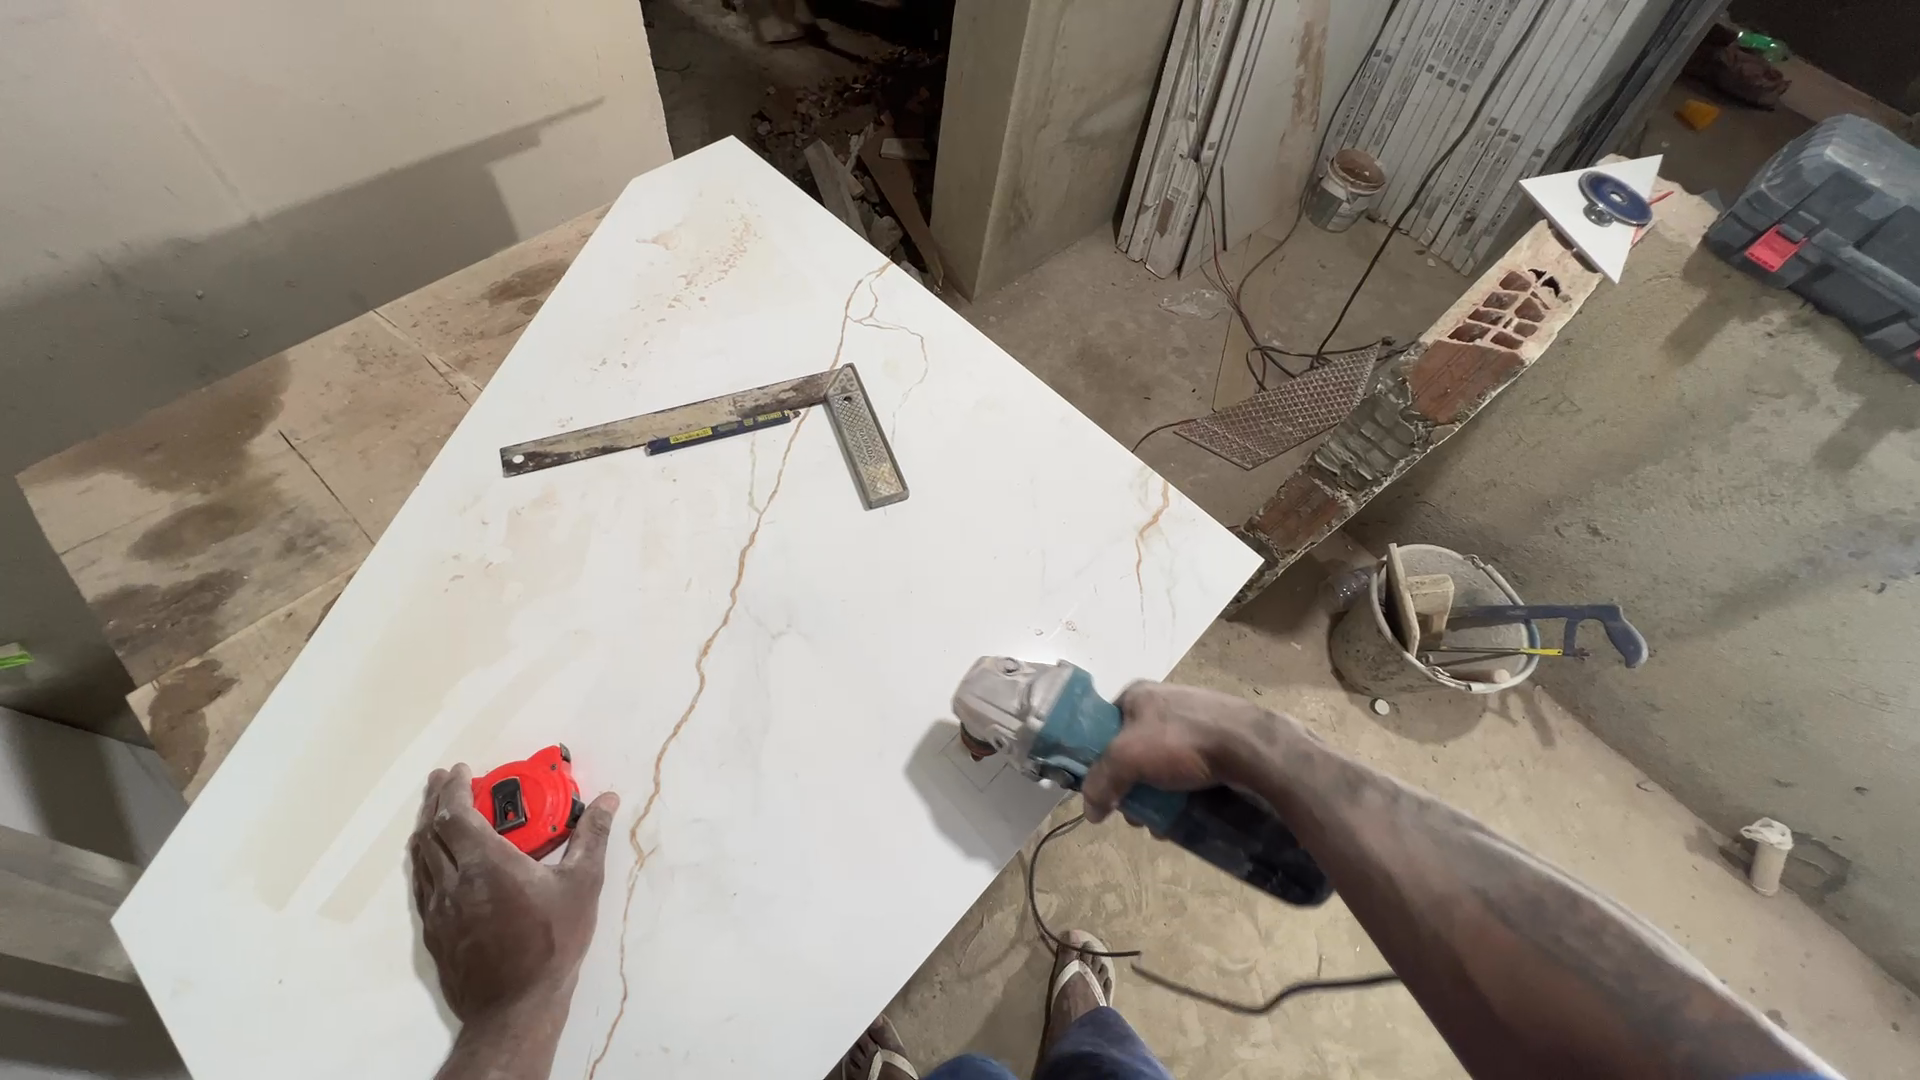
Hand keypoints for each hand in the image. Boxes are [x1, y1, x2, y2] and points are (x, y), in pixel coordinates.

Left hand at [409, 764, 619, 1022]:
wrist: (516, 1005)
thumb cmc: (553, 940)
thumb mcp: (583, 883)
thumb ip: (592, 836)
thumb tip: (609, 799)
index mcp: (487, 864)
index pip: (455, 816)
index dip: (454, 789)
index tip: (461, 770)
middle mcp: (454, 882)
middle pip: (430, 832)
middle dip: (435, 801)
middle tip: (445, 779)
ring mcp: (439, 909)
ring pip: (421, 858)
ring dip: (427, 828)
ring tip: (438, 813)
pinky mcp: (434, 932)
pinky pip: (422, 883)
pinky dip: (427, 859)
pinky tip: (441, 861)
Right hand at [1081, 681, 1274, 823]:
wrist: (1249, 746)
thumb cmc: (1180, 742)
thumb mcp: (1126, 758)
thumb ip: (1101, 782)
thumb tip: (1091, 811)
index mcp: (1137, 694)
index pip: (1103, 724)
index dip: (1098, 757)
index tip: (1104, 787)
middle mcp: (1162, 702)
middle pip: (1131, 749)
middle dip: (1129, 785)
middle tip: (1135, 812)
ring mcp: (1192, 720)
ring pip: (1159, 764)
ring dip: (1154, 795)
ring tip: (1161, 821)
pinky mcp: (1215, 739)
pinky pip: (1186, 768)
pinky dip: (1179, 791)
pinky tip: (1183, 812)